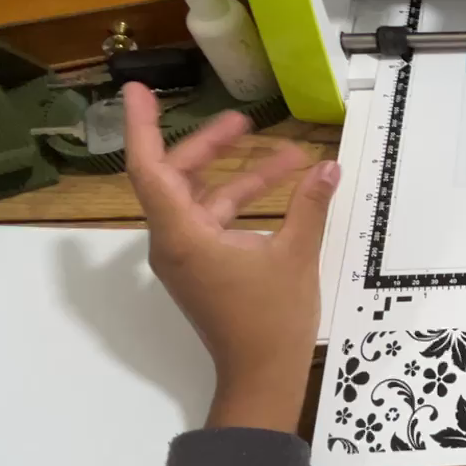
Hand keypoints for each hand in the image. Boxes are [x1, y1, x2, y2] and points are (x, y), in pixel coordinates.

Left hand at [124, 83, 339, 432]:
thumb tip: (328, 166)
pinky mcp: (207, 267)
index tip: (137, 90)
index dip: (142, 127)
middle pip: (179, 179)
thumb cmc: (272, 318)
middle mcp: (176, 242)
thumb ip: (310, 206)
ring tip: (288, 156)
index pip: (150, 170)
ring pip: (204, 200)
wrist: (263, 374)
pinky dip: (246, 203)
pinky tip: (283, 194)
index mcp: (185, 236)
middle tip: (244, 120)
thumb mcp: (297, 255)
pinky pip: (217, 221)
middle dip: (211, 146)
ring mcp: (190, 256)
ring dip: (242, 176)